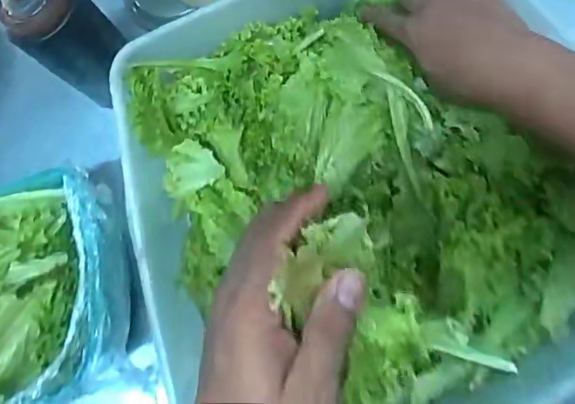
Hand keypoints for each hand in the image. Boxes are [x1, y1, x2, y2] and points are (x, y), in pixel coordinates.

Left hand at [197, 186, 365, 403]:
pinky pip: (246, 270)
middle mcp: (228, 294)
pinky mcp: (223, 325)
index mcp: (246, 301)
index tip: (326, 190)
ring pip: (248, 250)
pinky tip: (291, 268)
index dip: (297, 207)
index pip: (270, 234)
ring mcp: (221, 308)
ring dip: (277, 230)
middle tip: (323, 204)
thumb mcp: (309, 390)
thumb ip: (329, 331)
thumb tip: (353, 270)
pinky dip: (269, 253)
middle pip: (255, 234)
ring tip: (313, 228)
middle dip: (287, 211)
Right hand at [363, 0, 553, 110]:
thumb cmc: (472, 83)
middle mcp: (426, 7)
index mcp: (412, 32)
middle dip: (400, 0)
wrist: (511, 65)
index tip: (363, 11)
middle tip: (402, 4)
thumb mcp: (437, 82)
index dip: (371, 14)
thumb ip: (423, 62)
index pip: (383, 19)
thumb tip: (420, 55)